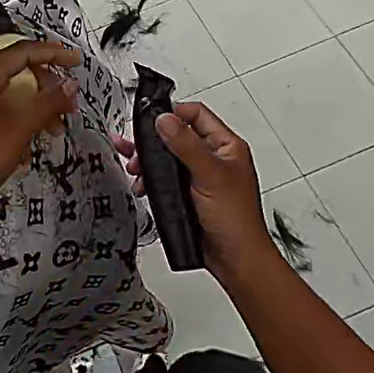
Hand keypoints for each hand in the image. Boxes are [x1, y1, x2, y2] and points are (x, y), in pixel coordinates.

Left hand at [0, 40, 79, 220]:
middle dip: (46, 87)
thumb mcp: (19, 129)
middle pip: (17, 70)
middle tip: (67, 105)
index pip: (22, 51)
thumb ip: (48, 103)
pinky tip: (27, 146)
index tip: (76, 61)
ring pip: (10, 92)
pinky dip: (18, 119)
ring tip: (53, 130)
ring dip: (35, 107)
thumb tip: (71, 84)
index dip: (53, 53)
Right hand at [110, 102, 274, 280]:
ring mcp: (199, 176)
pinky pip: (164, 178)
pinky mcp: (187, 193)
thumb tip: (165, 119)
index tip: (152, 120)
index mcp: (226, 146)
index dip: (174, 114)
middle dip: (154, 140)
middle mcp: (213, 158)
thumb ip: (186, 145)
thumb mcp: (210, 175)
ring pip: (167, 157)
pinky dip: (150, 179)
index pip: (197, 115)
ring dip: (149, 160)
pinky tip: (142, 183)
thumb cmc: (237, 220)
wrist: (235, 259)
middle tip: (137, 146)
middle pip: (177, 135)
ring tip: (135, 166)